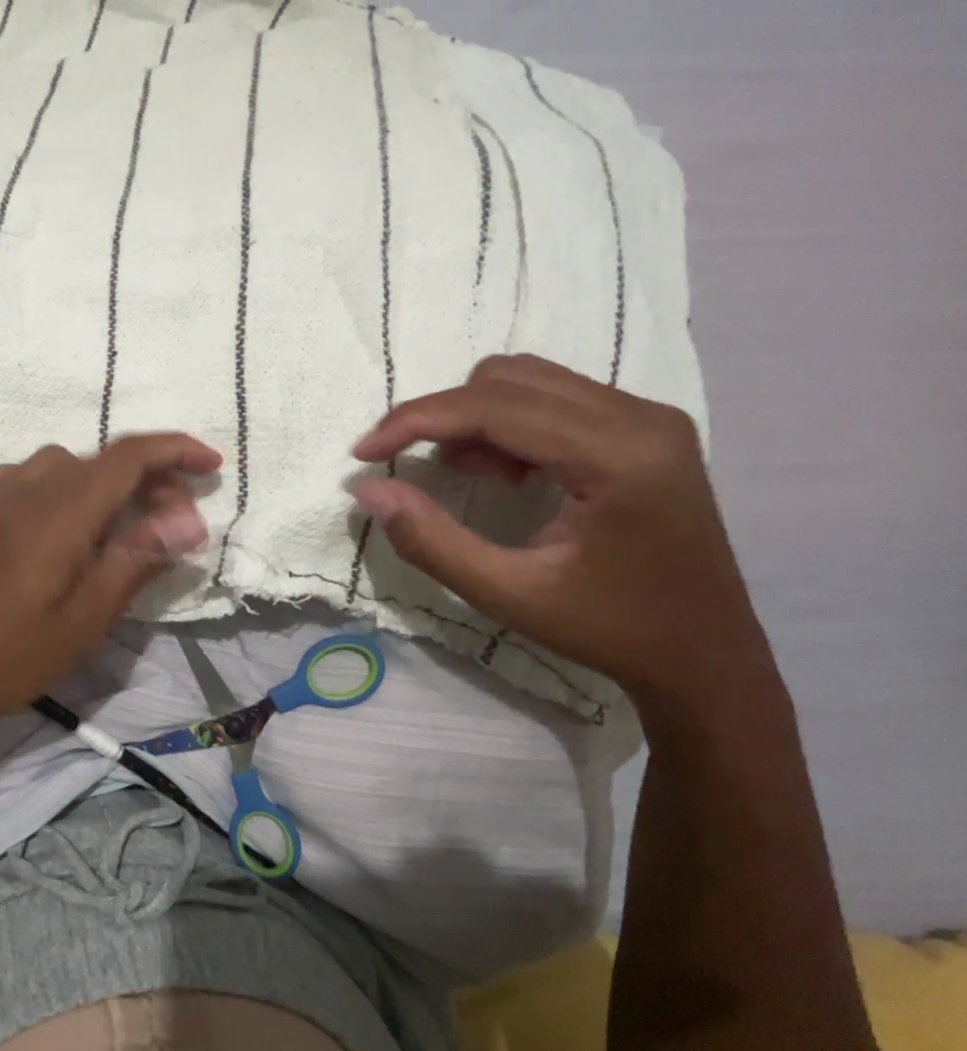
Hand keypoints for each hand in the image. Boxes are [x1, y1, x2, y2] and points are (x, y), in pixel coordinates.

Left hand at [0, 435, 221, 749]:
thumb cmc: (8, 657)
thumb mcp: (85, 618)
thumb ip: (136, 560)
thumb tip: (189, 518)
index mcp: (61, 511)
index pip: (128, 456)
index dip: (174, 451)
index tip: (212, 467)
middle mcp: (25, 491)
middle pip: (98, 462)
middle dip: (146, 481)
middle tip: (173, 527)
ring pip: (59, 466)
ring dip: (99, 484)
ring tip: (116, 530)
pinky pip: (17, 480)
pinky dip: (51, 487)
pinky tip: (51, 522)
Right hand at [351, 355, 772, 714]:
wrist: (704, 655)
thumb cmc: (608, 629)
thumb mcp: (507, 595)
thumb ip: (431, 540)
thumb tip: (367, 490)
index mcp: (619, 455)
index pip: (496, 406)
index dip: (417, 421)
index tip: (362, 453)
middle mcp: (641, 417)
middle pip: (509, 379)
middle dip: (441, 417)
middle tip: (406, 468)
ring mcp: (649, 418)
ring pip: (529, 381)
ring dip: (473, 419)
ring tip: (461, 477)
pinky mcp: (645, 430)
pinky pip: (554, 399)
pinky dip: (506, 426)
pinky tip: (504, 477)